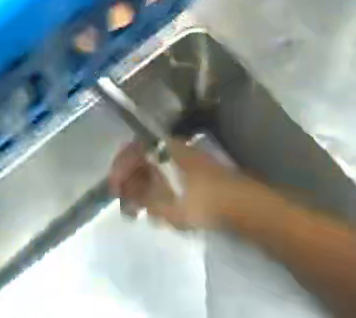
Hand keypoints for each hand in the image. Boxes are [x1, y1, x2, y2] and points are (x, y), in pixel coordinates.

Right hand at [108, 140, 263, 231]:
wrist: (243, 205)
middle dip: (132, 182)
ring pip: (160, 169)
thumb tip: (126, 196)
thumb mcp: (162, 204)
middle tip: (127, 203)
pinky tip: (166, 209)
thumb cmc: (197, 199)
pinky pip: (174, 178)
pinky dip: (164, 191)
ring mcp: (189, 158)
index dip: (118, 172)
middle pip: (144, 160)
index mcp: (159, 146)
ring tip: (144, 210)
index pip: (130, 153)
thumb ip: (139, 198)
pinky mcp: (203, 173)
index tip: (113, 191)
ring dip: (148, 188)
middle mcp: (172, 145)